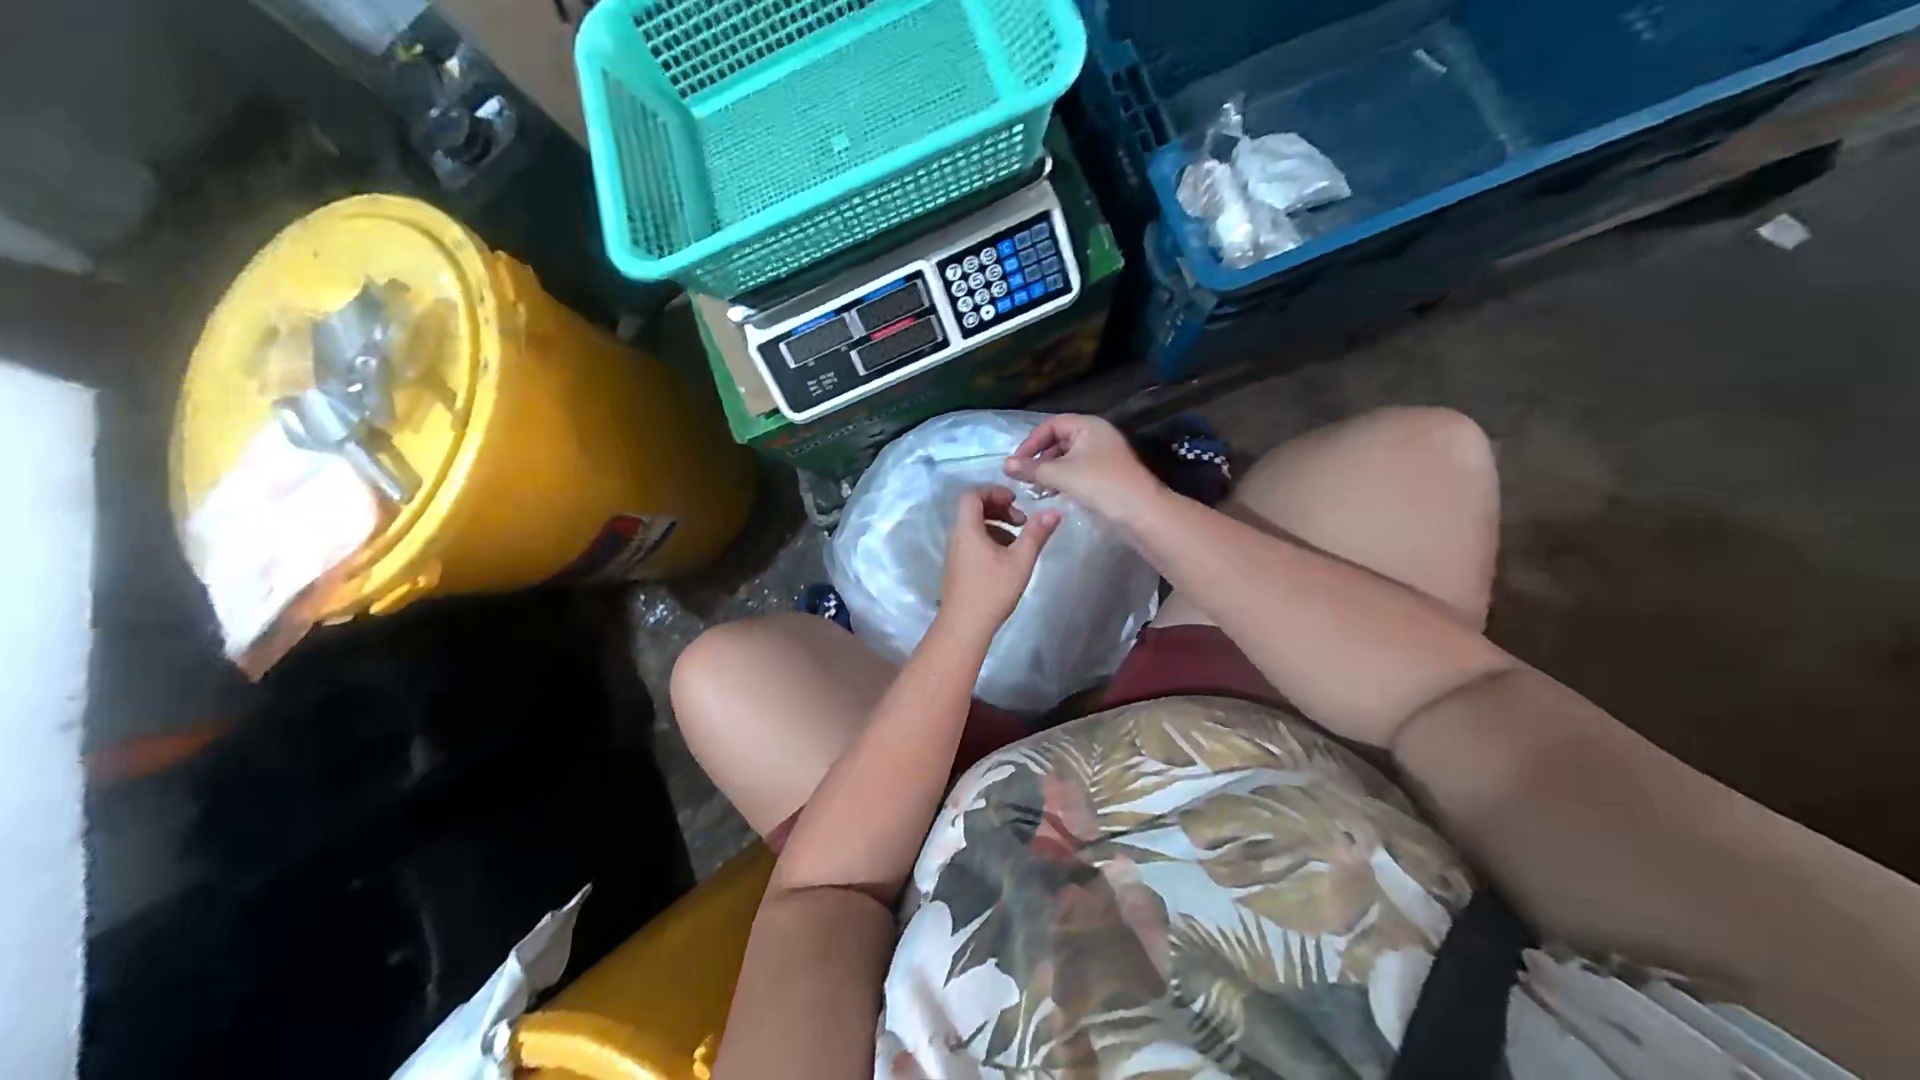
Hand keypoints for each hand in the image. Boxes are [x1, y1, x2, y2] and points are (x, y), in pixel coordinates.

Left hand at [937, 485, 1060, 641]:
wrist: (964, 627)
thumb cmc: (992, 591)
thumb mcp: (1020, 561)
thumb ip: (1036, 534)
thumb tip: (1054, 511)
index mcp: (967, 529)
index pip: (972, 494)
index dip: (994, 491)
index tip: (1016, 500)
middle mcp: (957, 536)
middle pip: (973, 508)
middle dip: (999, 507)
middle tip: (1021, 520)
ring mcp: (955, 552)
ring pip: (974, 526)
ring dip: (997, 524)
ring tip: (1019, 540)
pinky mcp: (958, 566)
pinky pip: (973, 540)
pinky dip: (991, 539)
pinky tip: (1008, 557)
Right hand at [1003, 414, 1164, 521]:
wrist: (1142, 513)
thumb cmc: (1102, 486)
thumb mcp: (1063, 475)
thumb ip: (1032, 469)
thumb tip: (1005, 465)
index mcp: (1088, 426)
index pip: (1050, 425)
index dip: (1030, 442)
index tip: (1015, 463)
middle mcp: (1095, 436)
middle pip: (1057, 440)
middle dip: (1039, 458)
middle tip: (1023, 478)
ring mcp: (1101, 456)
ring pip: (1066, 458)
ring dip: (1048, 471)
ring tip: (1035, 489)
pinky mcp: (1104, 475)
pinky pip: (1076, 471)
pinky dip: (1061, 480)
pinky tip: (1051, 494)